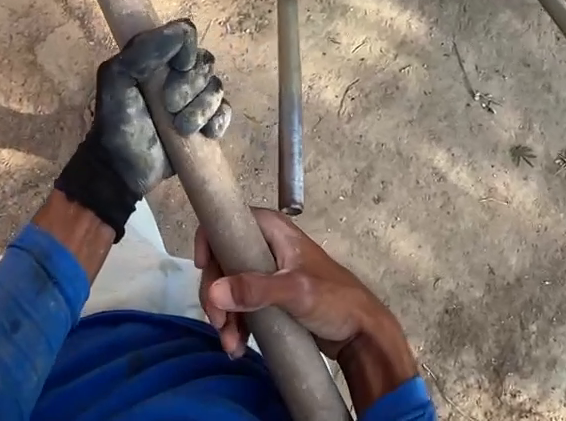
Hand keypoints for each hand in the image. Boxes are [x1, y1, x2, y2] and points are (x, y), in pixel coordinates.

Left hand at [53, 20, 229, 239]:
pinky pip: (225, 112)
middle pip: (205, 62)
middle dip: (189, 87)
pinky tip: (203, 134)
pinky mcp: (206, 122)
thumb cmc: (118, 119)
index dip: (187, 49)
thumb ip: (144, 49)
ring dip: (201, 108)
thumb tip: (182, 32)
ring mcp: (195, 97)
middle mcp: (179, 72)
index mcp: (158, 55)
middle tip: (168, 106)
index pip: (187, 34)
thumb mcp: (117, 77)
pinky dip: (217, 121)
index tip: (176, 67)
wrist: (124, 168)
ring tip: (181, 128)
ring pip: (216, 87)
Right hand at [196, 208, 418, 410]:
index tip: (203, 270)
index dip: (209, 241)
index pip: (228, 221)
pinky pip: (242, 304)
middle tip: (218, 324)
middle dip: (216, 293)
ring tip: (231, 344)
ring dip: (224, 315)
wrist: (362, 333)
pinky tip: (237, 345)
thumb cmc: (334, 299)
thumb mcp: (295, 291)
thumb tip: (213, 292)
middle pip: (223, 259)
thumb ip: (254, 289)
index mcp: (272, 229)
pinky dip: (235, 323)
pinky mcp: (270, 296)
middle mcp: (266, 245)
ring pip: (229, 285)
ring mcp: (267, 271)